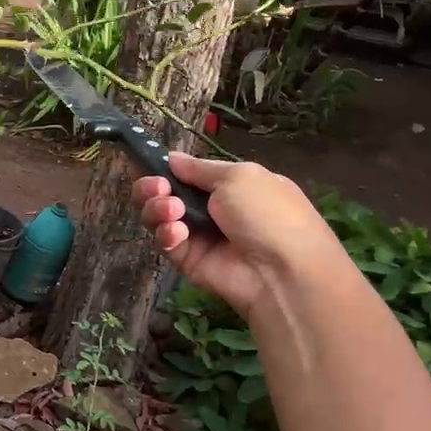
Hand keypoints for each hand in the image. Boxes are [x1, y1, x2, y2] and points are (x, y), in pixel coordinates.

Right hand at [135, 153, 344, 318]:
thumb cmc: (269, 215)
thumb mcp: (239, 177)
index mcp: (228, 185)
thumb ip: (198, 168)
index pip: (185, 173)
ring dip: (157, 208)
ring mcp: (196, 234)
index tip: (146, 164)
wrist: (284, 272)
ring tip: (172, 211)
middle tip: (158, 188)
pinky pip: (164, 241)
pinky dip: (166, 234)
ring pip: (157, 215)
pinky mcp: (186, 258)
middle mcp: (210, 208)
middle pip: (163, 193)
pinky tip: (178, 233)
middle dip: (152, 186)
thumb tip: (171, 158)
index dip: (163, 167)